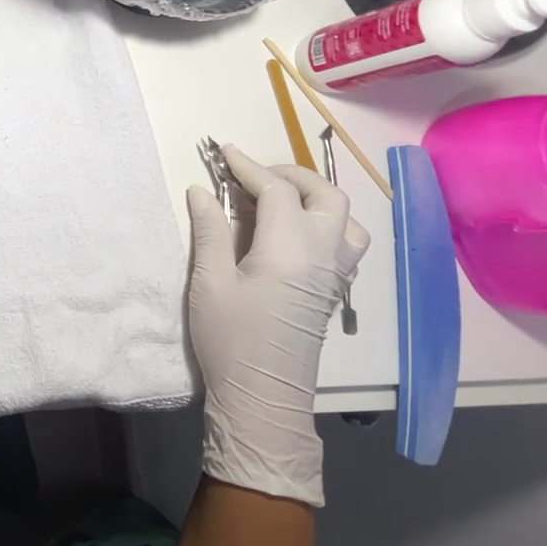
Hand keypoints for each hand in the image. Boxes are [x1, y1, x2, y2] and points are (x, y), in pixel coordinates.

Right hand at [187, 146, 369, 506]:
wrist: (262, 393)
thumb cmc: (230, 337)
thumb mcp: (208, 281)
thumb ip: (210, 230)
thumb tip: (202, 190)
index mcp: (289, 250)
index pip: (276, 191)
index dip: (247, 166)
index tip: (221, 152)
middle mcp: (323, 255)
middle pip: (324, 195)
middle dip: (289, 174)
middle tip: (250, 174)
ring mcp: (335, 273)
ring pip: (344, 217)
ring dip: (313, 196)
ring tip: (275, 197)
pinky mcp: (334, 289)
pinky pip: (344, 239)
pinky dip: (322, 220)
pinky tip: (290, 230)